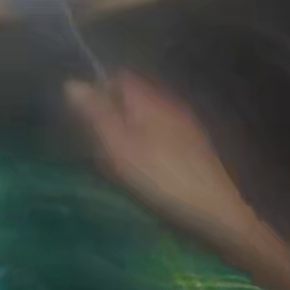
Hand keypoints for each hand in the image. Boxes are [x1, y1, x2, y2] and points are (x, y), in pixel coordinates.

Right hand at [65, 74, 263, 249]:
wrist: (218, 214)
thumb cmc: (157, 175)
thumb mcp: (114, 143)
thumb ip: (92, 110)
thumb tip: (72, 83)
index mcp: (148, 98)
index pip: (117, 76)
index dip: (96, 89)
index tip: (84, 114)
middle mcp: (169, 103)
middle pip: (131, 94)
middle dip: (111, 109)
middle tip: (97, 138)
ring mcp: (186, 124)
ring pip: (146, 113)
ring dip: (128, 126)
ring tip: (117, 154)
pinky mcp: (196, 146)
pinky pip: (161, 130)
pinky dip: (146, 139)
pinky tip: (145, 164)